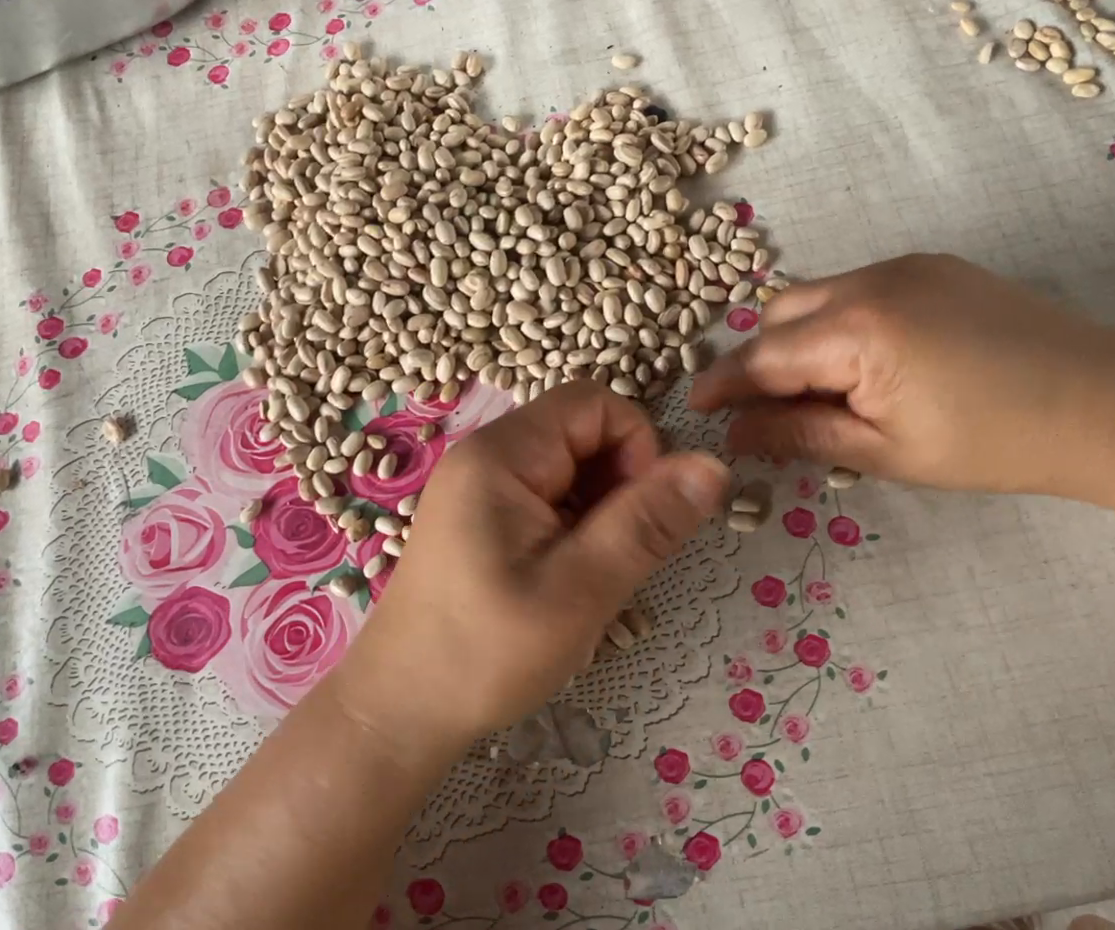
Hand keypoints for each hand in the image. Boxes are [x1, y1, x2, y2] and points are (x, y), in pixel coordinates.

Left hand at [329, 381, 728, 758]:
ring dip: (599, 511)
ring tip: (587, 575)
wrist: (401, 710)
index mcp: (501, 454)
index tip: (639, 516)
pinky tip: (564, 580)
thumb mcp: (580, 590)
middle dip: (619, 484)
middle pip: (581, 432)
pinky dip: (573, 528)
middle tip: (614, 557)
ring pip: (569, 468)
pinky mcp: (480, 519)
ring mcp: (479, 487)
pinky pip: (545, 497)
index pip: (594, 403)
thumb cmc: (486, 653)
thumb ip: (648, 523)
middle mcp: (485, 456)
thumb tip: (713, 465)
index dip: (636, 446)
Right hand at [688, 254, 1114, 495]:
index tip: (694, 409)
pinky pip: (855, 289)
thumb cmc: (995, 443)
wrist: (1112, 404)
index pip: (763, 356)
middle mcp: (870, 280)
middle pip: (779, 314)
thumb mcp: (884, 452)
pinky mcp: (932, 266)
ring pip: (815, 296)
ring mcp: (904, 265)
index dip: (723, 384)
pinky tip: (865, 364)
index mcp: (856, 330)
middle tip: (764, 411)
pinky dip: (837, 323)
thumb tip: (733, 433)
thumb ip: (799, 434)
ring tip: (818, 391)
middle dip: (760, 359)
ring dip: (798, 339)